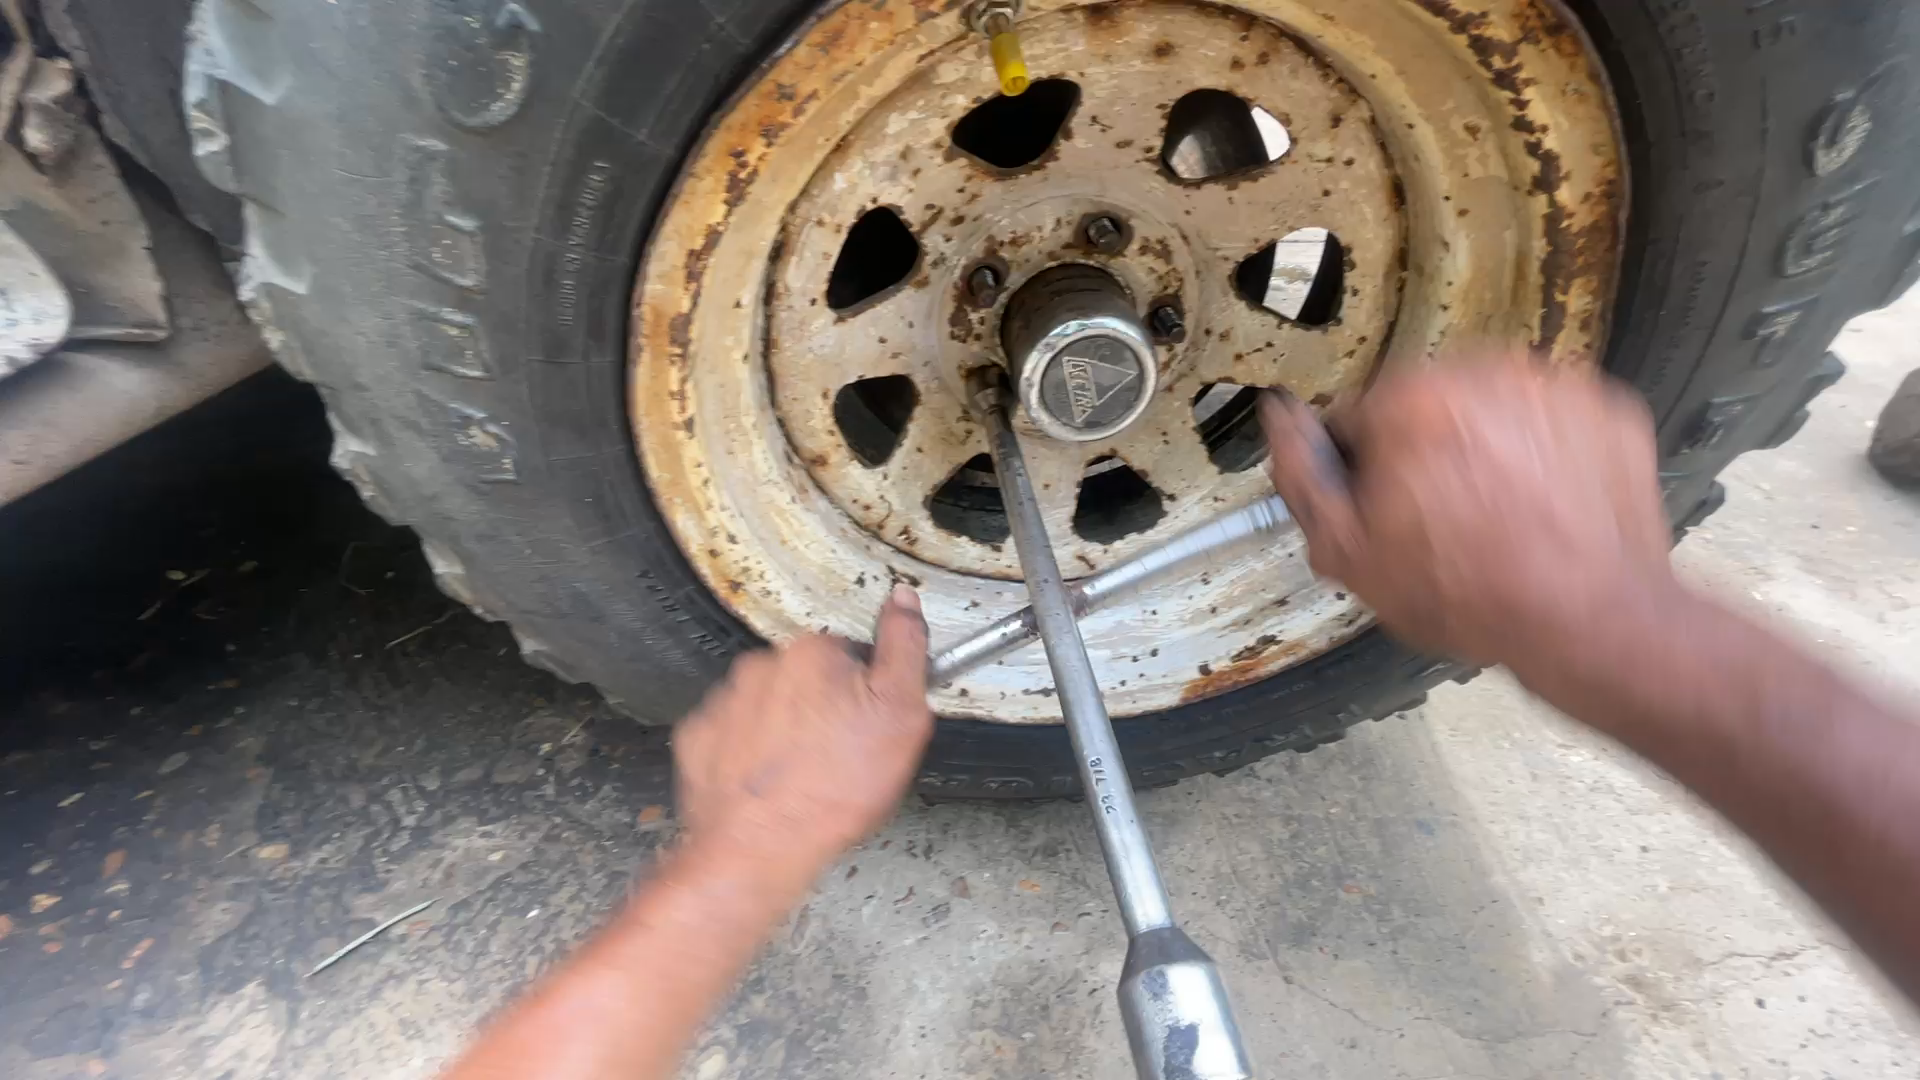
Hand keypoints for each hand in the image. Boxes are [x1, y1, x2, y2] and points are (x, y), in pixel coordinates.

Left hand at [672, 585, 932, 883]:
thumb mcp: (899, 712)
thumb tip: (904, 597)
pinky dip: (751, 749)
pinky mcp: (699, 737)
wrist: (757, 848)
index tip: (871, 723)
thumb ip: (905, 645)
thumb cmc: (834, 787)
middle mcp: (763, 665)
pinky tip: (770, 780)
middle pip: (809, 678)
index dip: (868, 692)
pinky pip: (734, 732)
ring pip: (771, 704)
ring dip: (788, 727)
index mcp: (813, 652)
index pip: (852, 655)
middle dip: (826, 707)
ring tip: (805, 772)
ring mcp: (725, 701)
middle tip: (842, 753)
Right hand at [1259, 358, 1673, 672]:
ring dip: (1472, 448)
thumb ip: (1299, 472)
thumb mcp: (1344, 547)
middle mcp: (1482, 374)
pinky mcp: (1606, 409)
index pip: (1351, 420)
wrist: (1589, 621)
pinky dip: (1531, 452)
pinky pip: (1542, 420)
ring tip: (1485, 512)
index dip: (1355, 471)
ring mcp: (1553, 387)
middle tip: (1429, 516)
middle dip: (1413, 452)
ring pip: (1480, 410)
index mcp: (1408, 400)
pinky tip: (1528, 502)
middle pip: (1416, 408)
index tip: (1377, 509)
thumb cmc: (1466, 590)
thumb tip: (1280, 419)